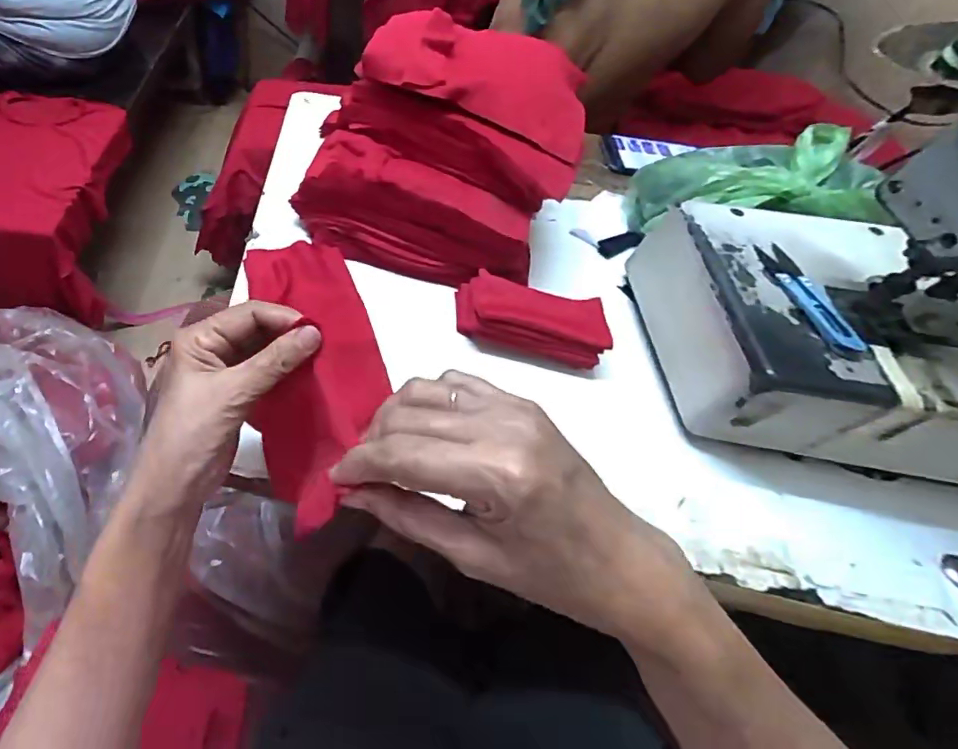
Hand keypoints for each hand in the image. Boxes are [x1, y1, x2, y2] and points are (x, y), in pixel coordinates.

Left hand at [140, 302, 322, 500]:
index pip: (247, 313)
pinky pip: (263, 371)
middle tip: (323, 340)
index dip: (282, 317)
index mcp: (199, 337)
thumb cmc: (193, 433)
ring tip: (320, 354)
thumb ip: (274, 361)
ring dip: (287, 352)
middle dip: (287, 333)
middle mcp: (209, 347)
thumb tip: (314, 332)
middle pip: (255, 328)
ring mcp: (221, 370)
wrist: (174, 488)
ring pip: (262, 350)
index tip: (316, 328)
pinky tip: (306, 372)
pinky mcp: (234, 392)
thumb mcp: (234, 393)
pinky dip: (283, 371)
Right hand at [330, 372, 689, 642]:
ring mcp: (515, 405)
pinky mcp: (521, 400)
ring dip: (394, 414)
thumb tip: (354, 493)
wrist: (622, 557)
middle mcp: (504, 424)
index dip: (361, 463)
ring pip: (426, 389)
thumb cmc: (553, 576)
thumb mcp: (474, 558)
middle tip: (358, 472)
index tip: (335, 479)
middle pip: (409, 414)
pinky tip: (423, 428)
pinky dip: (428, 399)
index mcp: (497, 473)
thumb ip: (408, 517)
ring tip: (385, 450)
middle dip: (371, 440)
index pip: (404, 453)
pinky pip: (457, 383)